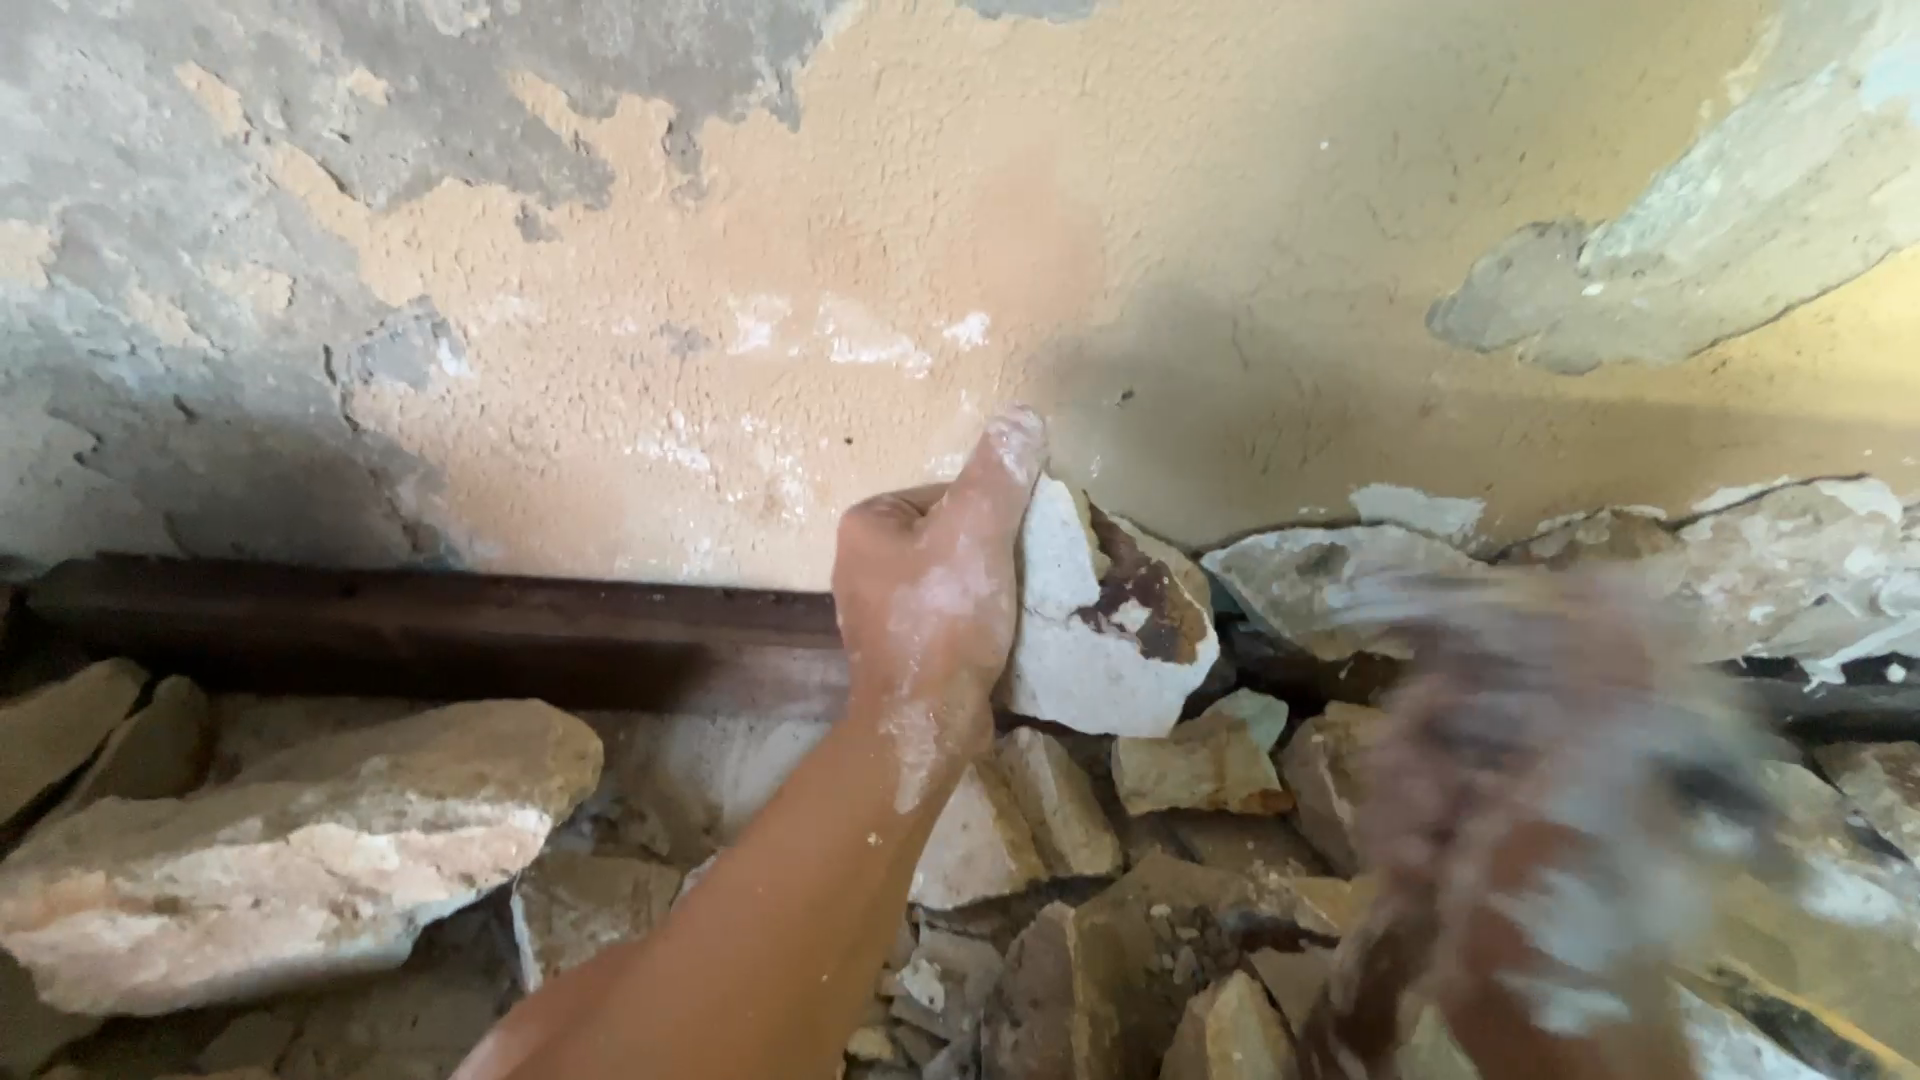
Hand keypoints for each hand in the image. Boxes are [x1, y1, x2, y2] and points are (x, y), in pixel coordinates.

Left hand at [831, 406, 1046, 778]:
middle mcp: (861, 562)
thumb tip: (1022, 415)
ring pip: (952, 575)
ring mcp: (878, 610)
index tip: (1016, 539)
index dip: (990, 510)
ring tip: (1018, 599)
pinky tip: (1000, 629)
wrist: (926, 721)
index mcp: (866, 524)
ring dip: (989, 583)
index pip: (945, 491)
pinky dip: (976, 615)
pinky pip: (947, 612)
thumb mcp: (976, 531)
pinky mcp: (901, 648)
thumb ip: (998, 474)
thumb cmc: (943, 618)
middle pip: (950, 533)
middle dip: (990, 548)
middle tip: (1025, 568)